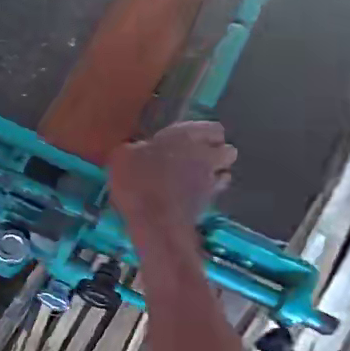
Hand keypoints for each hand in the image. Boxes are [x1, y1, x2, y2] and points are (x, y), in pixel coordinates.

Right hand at [106, 121, 236, 233]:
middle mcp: (206, 155)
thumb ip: (135, 148)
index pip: (213, 130)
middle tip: (198, 162)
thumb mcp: (122, 155)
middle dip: (218, 156)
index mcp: (187, 136)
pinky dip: (205, 197)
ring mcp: (209, 182)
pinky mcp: (207, 206)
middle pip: (227, 152)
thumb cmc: (135, 180)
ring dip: (214, 177)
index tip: (192, 142)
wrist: (151, 220)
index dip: (206, 135)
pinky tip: (188, 201)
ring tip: (195, 183)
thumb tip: (134, 150)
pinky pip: (212, 196)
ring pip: (224, 175)